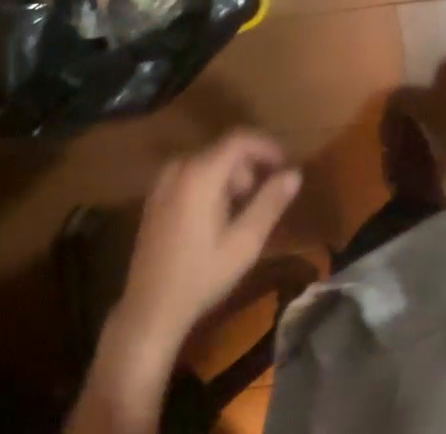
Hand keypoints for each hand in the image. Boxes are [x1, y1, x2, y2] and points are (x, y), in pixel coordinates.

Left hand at [116, 131, 302, 344]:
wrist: (150, 307)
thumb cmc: (202, 276)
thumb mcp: (244, 243)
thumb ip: (270, 202)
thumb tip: (295, 173)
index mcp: (200, 175)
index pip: (239, 139)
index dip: (266, 146)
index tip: (286, 165)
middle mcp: (178, 168)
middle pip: (223, 150)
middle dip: (249, 167)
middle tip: (263, 199)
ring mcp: (162, 181)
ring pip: (207, 162)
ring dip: (230, 177)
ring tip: (242, 212)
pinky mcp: (155, 196)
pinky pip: (191, 174)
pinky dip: (211, 184)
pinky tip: (217, 216)